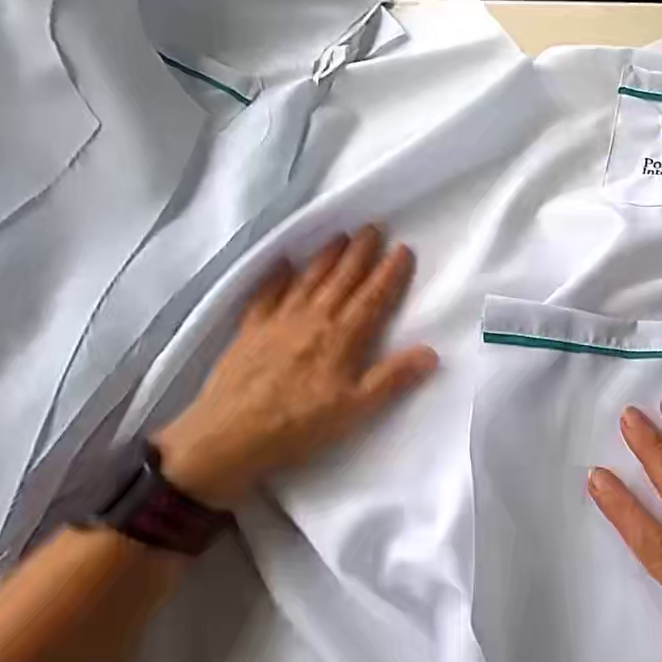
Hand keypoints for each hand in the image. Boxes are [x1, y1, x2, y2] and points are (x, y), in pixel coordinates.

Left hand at [153, 226, 438, 510]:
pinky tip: (282, 263)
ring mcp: (278, 320)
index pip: (372, 298)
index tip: (402, 250)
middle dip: (360, 252)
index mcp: (341, 338)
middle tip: (373, 227)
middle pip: (341, 278)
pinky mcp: (250, 329)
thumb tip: (430, 352)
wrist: (230, 434)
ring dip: (326, 256)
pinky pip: (266, 293)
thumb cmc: (297, 426)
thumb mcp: (354, 410)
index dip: (390, 273)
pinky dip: (276, 276)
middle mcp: (312, 319)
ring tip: (340, 236)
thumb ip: (392, 379)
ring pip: (308, 279)